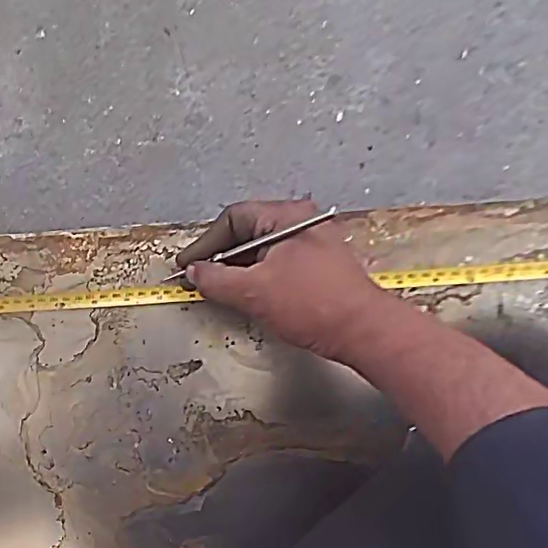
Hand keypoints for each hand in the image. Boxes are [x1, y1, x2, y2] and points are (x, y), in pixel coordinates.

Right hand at [177, 198, 401, 358]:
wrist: (360, 330)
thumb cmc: (315, 305)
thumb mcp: (252, 291)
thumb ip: (215, 279)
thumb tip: (194, 272)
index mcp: (288, 218)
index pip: (234, 219)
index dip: (205, 243)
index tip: (187, 265)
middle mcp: (302, 225)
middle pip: (246, 233)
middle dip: (218, 257)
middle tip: (197, 278)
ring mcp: (311, 246)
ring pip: (259, 251)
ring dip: (234, 271)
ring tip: (217, 290)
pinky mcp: (316, 269)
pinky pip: (274, 265)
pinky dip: (253, 278)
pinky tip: (244, 296)